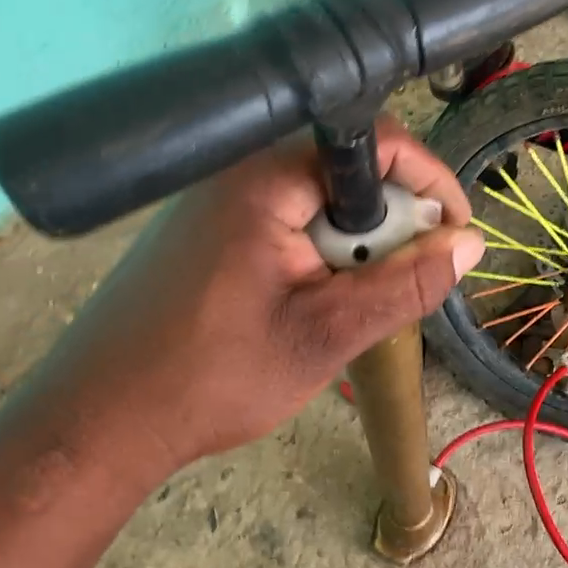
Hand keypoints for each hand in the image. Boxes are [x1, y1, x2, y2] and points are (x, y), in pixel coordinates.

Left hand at [35, 117, 484, 485]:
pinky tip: (314, 303)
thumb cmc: (213, 377)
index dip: (429, 183)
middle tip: (403, 283)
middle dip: (394, 225)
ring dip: (358, 246)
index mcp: (266, 179)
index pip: (376, 144)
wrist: (97, 423)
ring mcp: (219, 199)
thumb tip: (470, 245)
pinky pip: (291, 219)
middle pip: (352, 172)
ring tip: (355, 304)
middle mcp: (240, 171)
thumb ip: (407, 285)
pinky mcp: (209, 229)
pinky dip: (323, 254)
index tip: (454, 235)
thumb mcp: (329, 335)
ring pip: (324, 201)